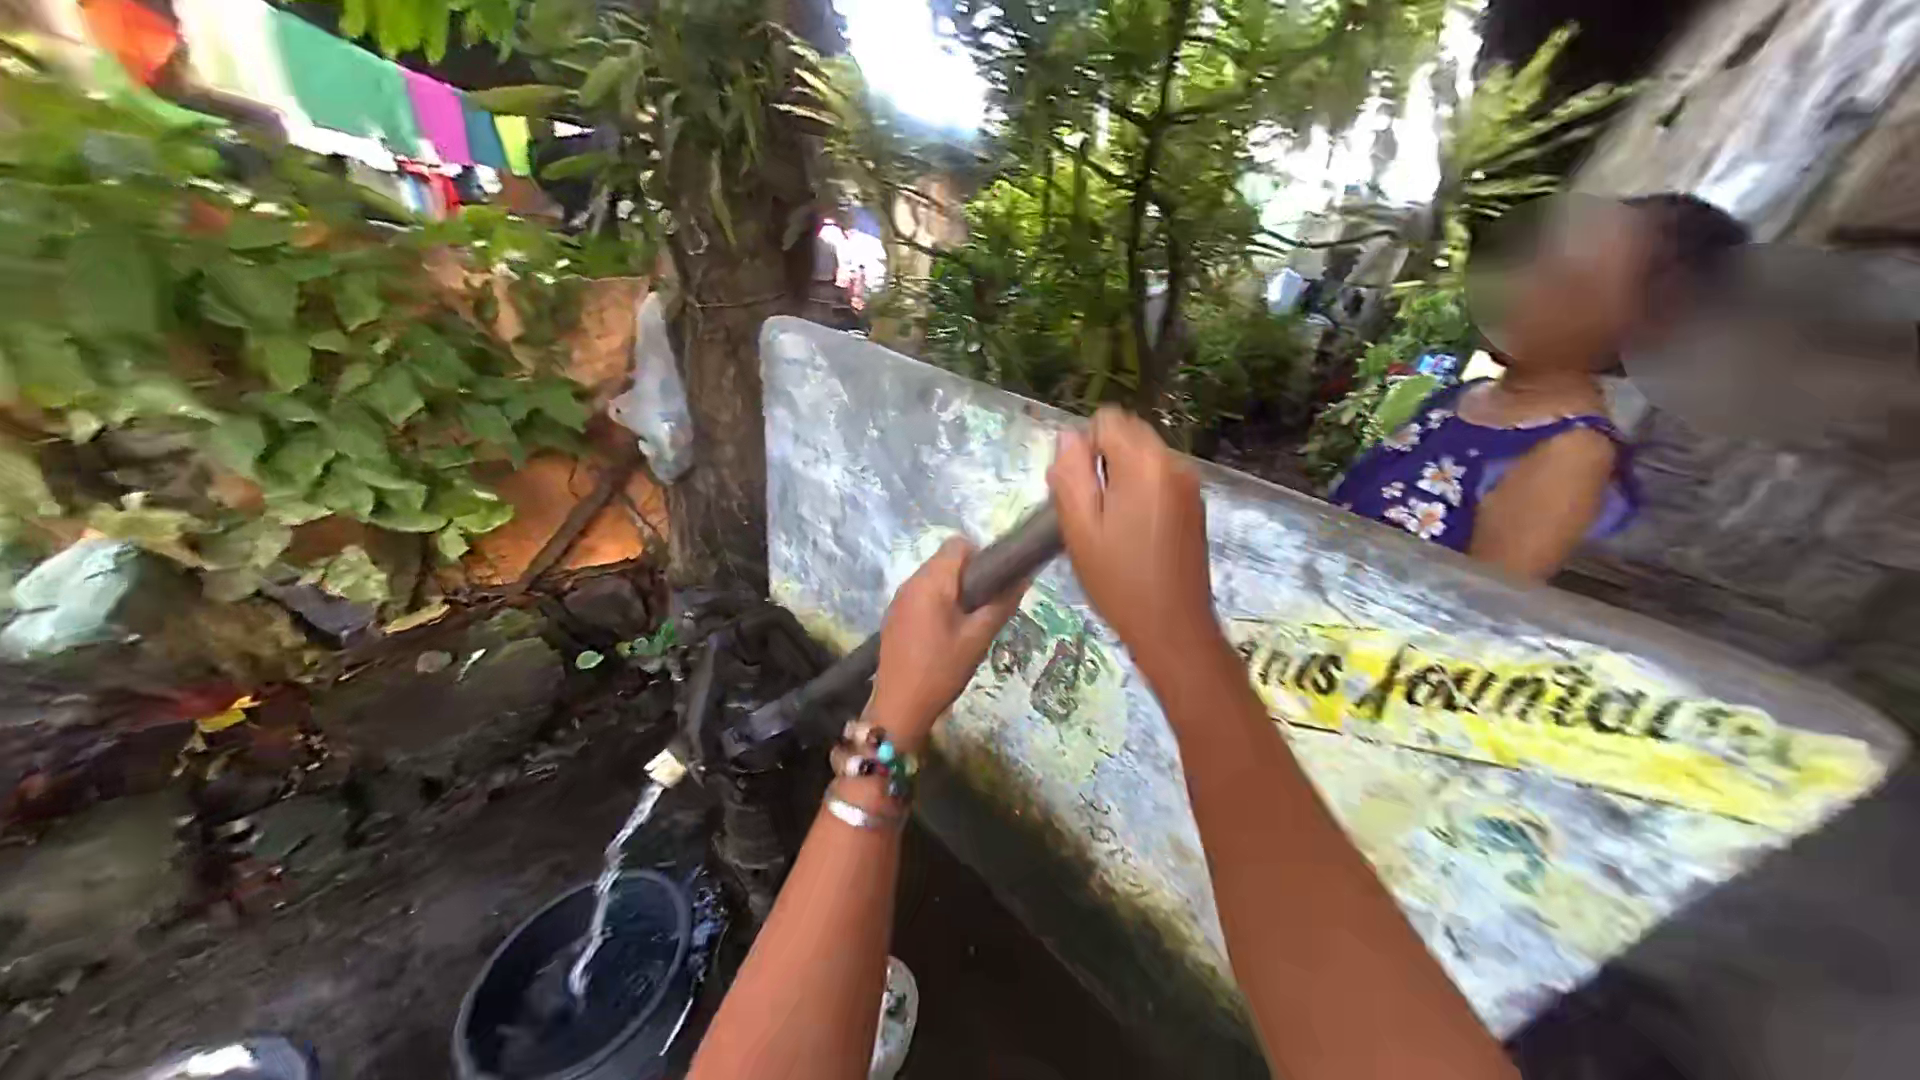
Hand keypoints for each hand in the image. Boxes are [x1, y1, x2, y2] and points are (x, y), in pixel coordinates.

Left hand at [866, 536, 1028, 751]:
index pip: (958, 543)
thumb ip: (1002, 603)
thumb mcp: (979, 638)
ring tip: (969, 623)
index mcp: (930, 581)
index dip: (981, 556)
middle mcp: (910, 582)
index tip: (994, 584)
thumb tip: (1023, 577)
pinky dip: (938, 603)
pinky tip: (947, 634)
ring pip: (934, 578)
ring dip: (954, 591)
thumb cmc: (942, 670)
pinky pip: (921, 595)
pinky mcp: (894, 616)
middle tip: (986, 607)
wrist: (899, 707)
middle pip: (945, 560)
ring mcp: (899, 599)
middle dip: (970, 576)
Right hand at [1047, 406, 1218, 671]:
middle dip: (1102, 460)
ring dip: (1119, 476)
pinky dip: (1138, 491)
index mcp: (1146, 464)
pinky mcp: (1194, 505)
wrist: (1173, 627)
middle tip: (1089, 510)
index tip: (1079, 489)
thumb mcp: (1080, 528)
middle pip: (1128, 434)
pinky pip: (1158, 478)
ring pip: (1143, 456)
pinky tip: (1131, 532)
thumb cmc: (1119, 580)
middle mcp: (1174, 463)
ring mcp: (1189, 484)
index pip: (1108, 420)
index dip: (1084, 449)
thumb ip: (1070, 474)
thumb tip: (1068, 436)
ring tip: (1108, 524)